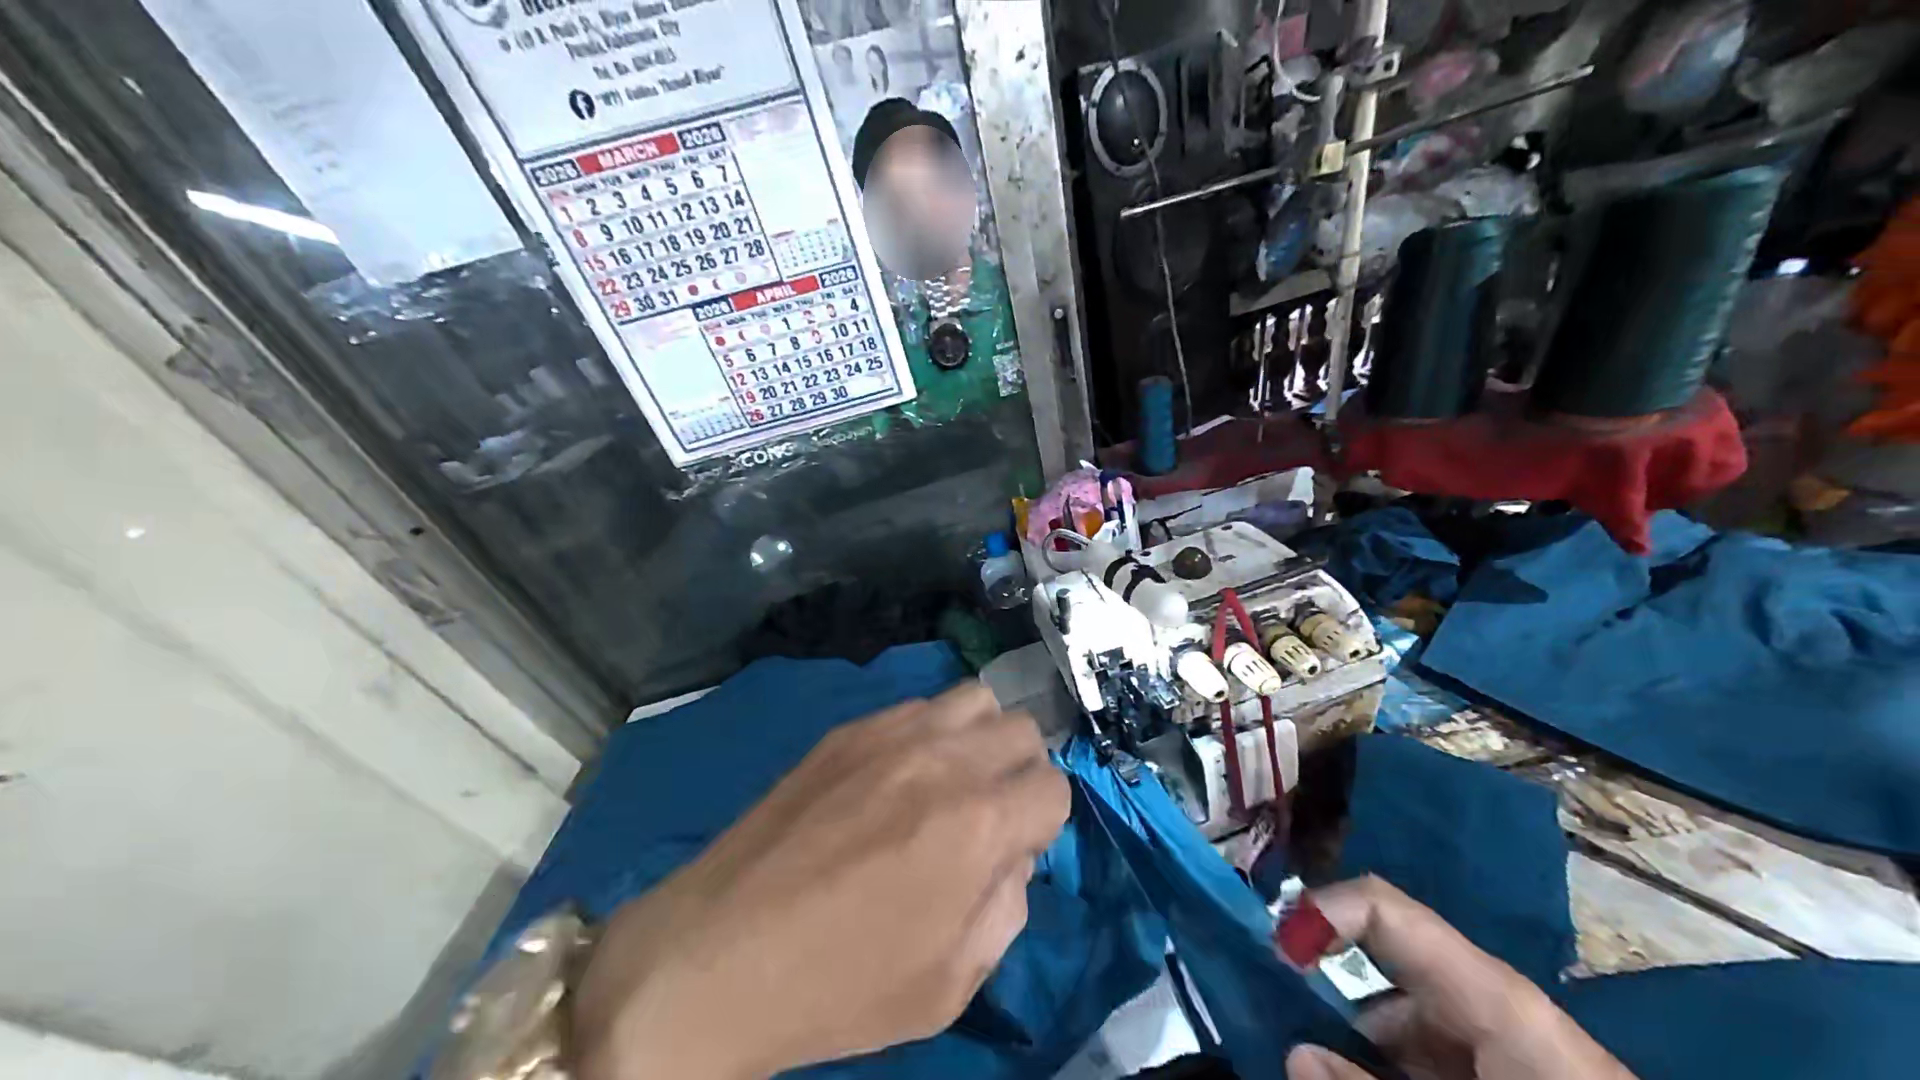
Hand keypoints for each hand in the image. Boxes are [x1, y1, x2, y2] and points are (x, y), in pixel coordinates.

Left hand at [570, 683, 1069, 1079]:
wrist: (717, 956)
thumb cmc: (840, 987)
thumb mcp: (952, 984)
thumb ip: (1006, 906)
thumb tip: (1012, 855)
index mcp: (979, 823)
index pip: (1054, 787)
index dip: (1042, 823)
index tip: (1015, 849)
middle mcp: (943, 759)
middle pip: (1021, 730)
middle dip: (1019, 773)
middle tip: (987, 814)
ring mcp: (890, 734)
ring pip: (973, 699)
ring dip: (978, 738)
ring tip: (948, 782)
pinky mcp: (847, 730)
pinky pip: (916, 707)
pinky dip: (928, 733)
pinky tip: (895, 776)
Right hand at [1285, 877, 1635, 1079]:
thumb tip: (1295, 1054)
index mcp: (1489, 992)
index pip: (1383, 906)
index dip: (1319, 914)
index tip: (1273, 955)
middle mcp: (1486, 996)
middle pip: (1378, 962)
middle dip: (1319, 986)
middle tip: (1272, 1017)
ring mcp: (1495, 1035)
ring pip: (1395, 1012)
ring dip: (1345, 1032)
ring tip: (1305, 1055)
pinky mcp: (1500, 1065)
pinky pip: (1421, 1048)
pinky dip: (1379, 1060)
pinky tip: (1350, 1073)